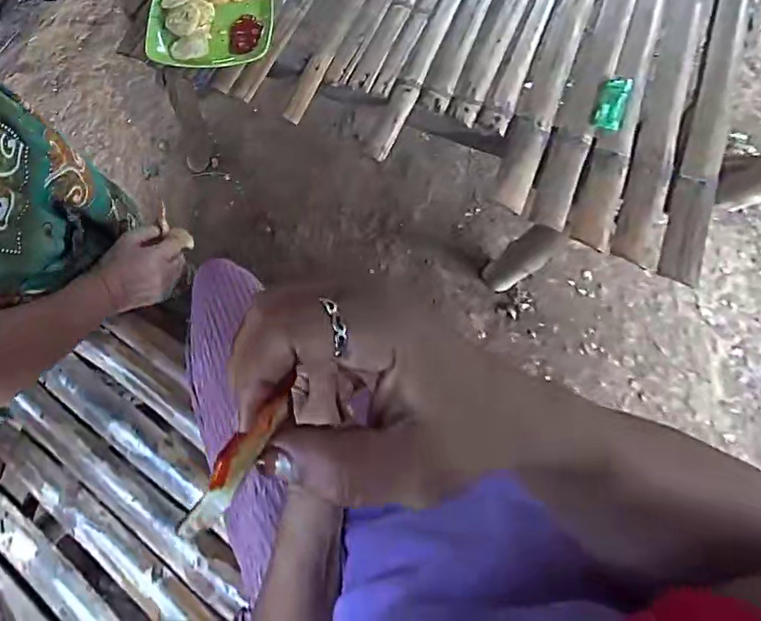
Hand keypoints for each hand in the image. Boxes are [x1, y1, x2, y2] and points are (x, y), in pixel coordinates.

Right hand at [93, 224, 187, 312]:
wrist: (107, 293)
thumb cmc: (115, 263)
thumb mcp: (127, 239)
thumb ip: (147, 231)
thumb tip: (160, 231)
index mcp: (158, 256)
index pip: (179, 242)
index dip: (178, 235)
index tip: (170, 234)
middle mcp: (166, 272)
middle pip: (181, 257)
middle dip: (174, 250)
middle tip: (161, 247)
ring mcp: (165, 286)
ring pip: (178, 271)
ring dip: (172, 263)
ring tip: (158, 261)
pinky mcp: (161, 296)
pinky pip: (172, 282)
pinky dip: (168, 275)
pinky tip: (154, 274)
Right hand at [230, 283, 516, 509]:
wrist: (509, 409)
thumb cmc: (469, 438)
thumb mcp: (414, 472)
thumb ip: (342, 469)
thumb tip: (267, 455)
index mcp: (380, 322)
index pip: (290, 324)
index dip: (258, 371)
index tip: (256, 430)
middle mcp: (357, 290)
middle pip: (271, 307)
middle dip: (251, 365)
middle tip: (256, 422)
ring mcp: (350, 288)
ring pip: (274, 307)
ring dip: (261, 358)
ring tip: (275, 409)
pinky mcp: (345, 299)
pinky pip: (289, 313)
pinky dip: (278, 352)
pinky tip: (297, 391)